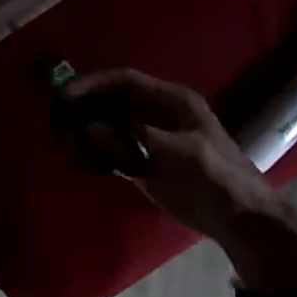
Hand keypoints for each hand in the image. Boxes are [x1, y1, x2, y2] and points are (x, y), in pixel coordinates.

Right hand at [57, 68, 291, 245]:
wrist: (237, 216)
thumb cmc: (216, 176)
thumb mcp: (180, 151)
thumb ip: (135, 136)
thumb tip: (89, 127)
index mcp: (172, 100)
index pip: (126, 80)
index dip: (95, 83)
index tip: (67, 94)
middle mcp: (157, 112)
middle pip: (114, 98)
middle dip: (87, 102)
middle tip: (58, 112)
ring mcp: (149, 136)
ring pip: (110, 122)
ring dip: (87, 124)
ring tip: (62, 130)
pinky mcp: (142, 160)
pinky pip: (112, 147)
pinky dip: (95, 148)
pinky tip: (78, 152)